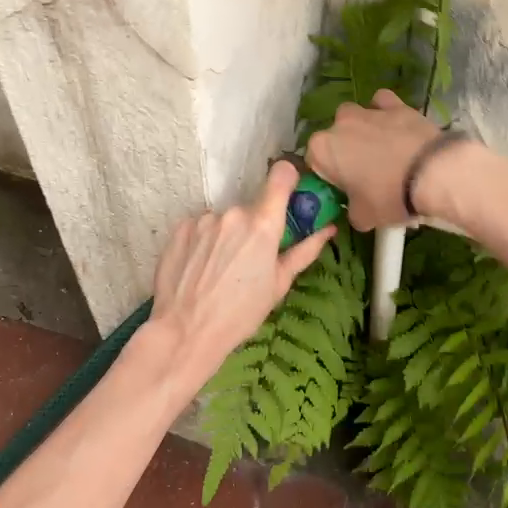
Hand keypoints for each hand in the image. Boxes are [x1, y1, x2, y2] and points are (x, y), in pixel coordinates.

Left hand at [147, 160, 333, 385]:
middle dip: (251, 228)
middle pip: (249, 209)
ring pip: (223, 220)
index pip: (280, 176)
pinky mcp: (179, 228)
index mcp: (262, 225)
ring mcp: (203, 219)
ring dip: (225, 236)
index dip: (287, 178)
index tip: (288, 190)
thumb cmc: (240, 314)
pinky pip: (199, 227)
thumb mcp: (278, 285)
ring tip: (217, 270)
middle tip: (245, 261)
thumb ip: (304, 251)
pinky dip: (203, 242)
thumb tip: (328, 229)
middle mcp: (232, 213)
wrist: (185, 331)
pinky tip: (198, 268)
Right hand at [306, 90, 456, 229]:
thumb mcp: (364, 217)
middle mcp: (340, 124)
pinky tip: (395, 129)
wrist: (433, 173)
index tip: (343, 190)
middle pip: (335, 138)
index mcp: (323, 149)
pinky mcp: (396, 105)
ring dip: (362, 131)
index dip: (327, 177)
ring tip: (382, 152)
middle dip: (344, 152)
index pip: (314, 162)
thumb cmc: (389, 196)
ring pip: (356, 118)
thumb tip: (356, 210)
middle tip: (364, 175)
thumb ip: (352, 212)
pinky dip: (385, 113)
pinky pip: (382, 105)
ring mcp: (368, 111)